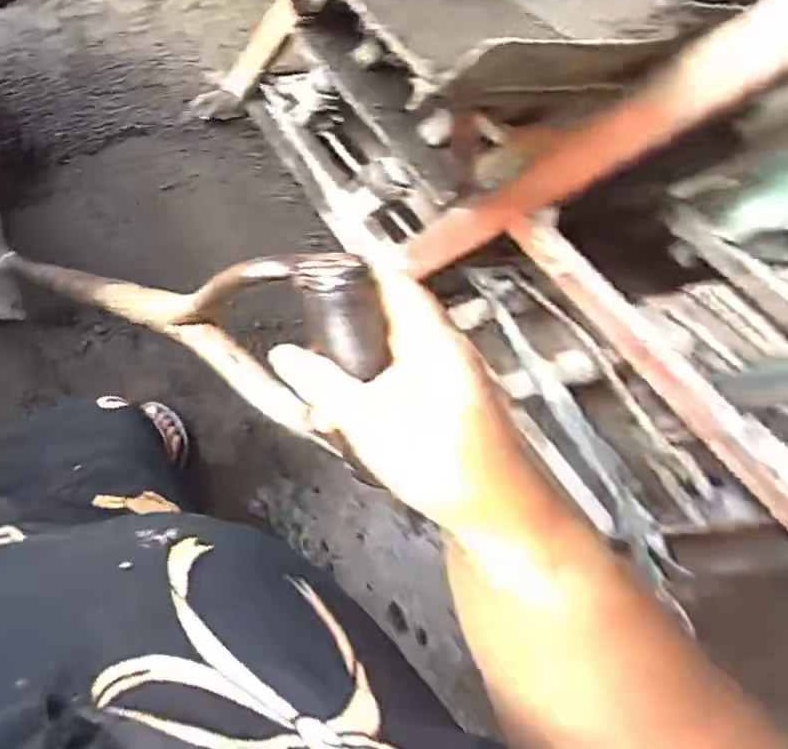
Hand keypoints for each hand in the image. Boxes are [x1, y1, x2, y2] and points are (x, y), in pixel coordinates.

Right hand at [269, 257, 537, 537]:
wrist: (504, 519)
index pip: (397, 281)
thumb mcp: (366, 422)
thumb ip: (321, 383)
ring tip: (331, 374)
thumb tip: (283, 353)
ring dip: (362, 351)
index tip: (324, 270)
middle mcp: (449, 347)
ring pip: (399, 342)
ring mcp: (456, 371)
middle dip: (352, 314)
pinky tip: (359, 406)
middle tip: (316, 324)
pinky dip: (379, 374)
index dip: (360, 268)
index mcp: (433, 341)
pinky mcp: (454, 396)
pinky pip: (408, 366)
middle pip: (393, 309)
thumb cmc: (441, 465)